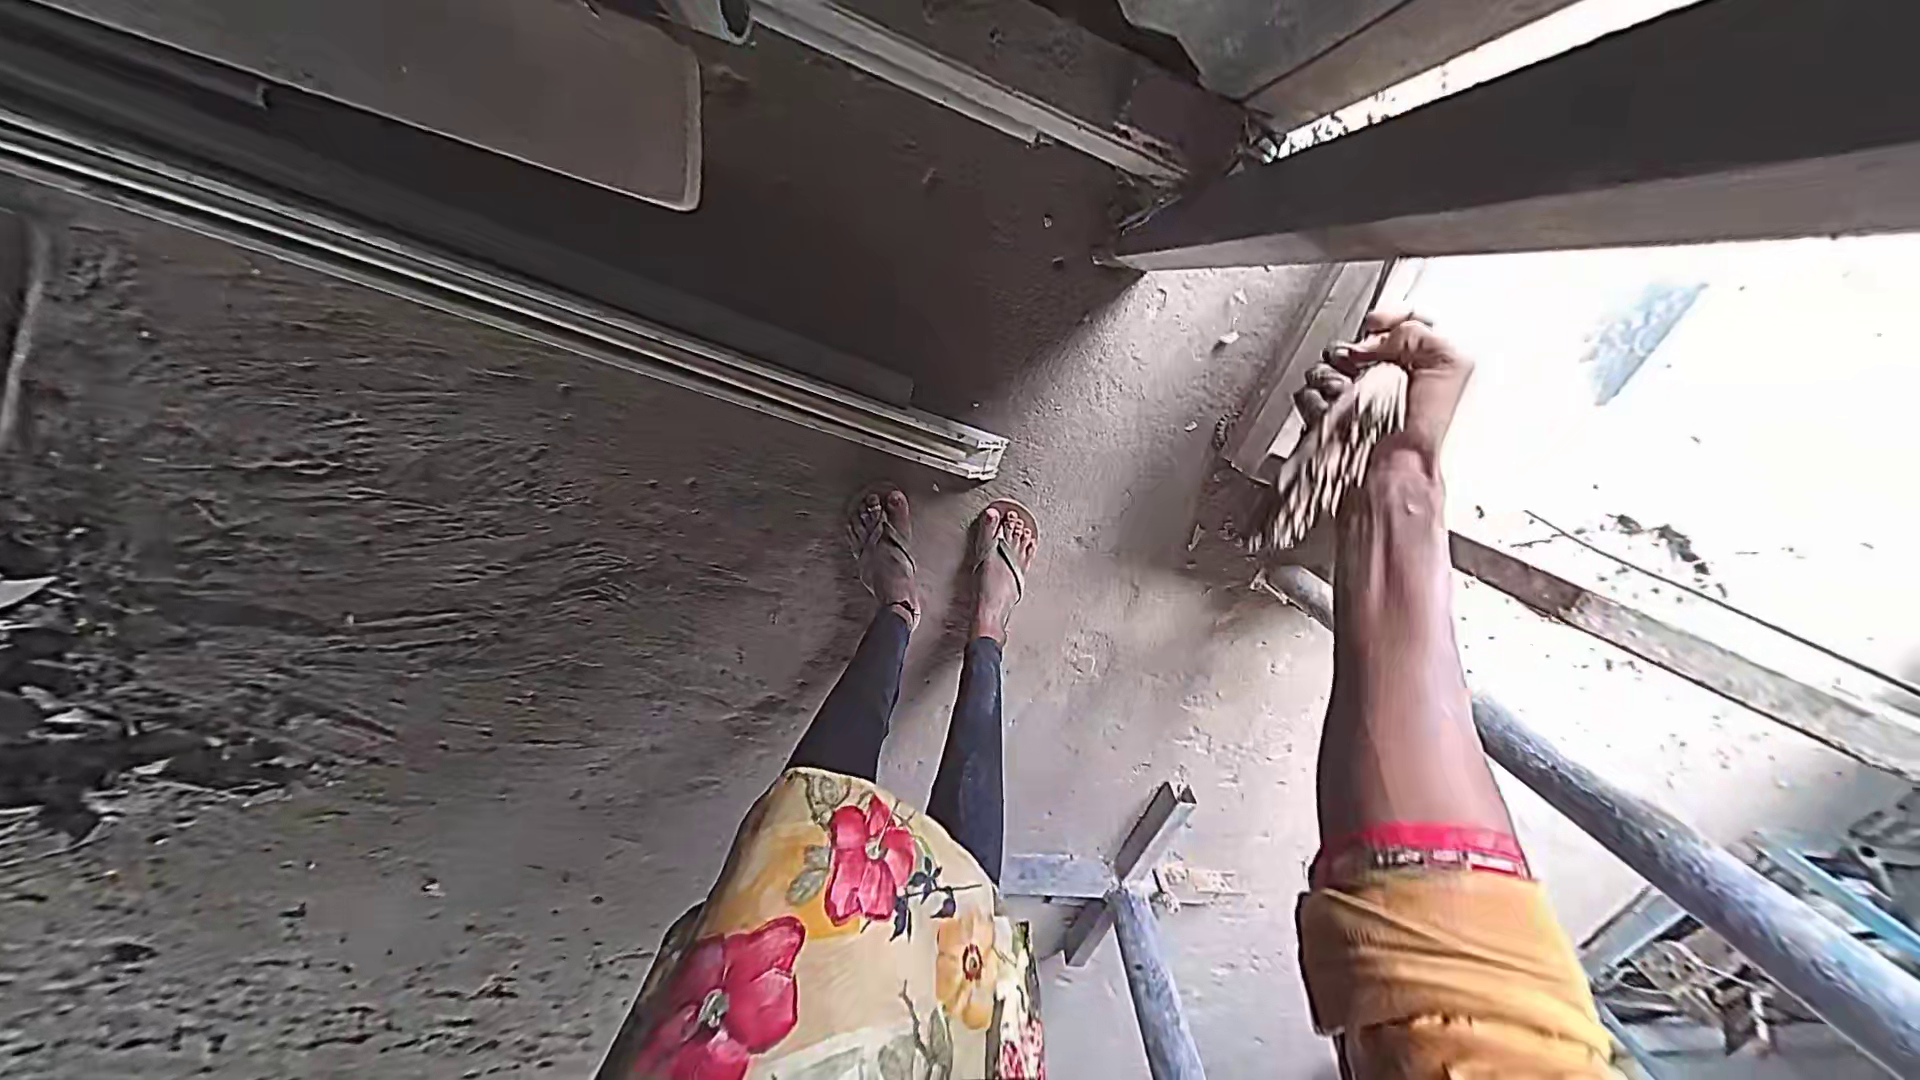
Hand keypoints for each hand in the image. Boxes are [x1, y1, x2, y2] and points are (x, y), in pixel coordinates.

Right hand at [1328, 309, 1472, 464]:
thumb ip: (1420, 333)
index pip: (1395, 322)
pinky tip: (1329, 409)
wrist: (1390, 469)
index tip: (1377, 324)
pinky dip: (1313, 400)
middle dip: (1350, 351)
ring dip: (1329, 377)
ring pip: (1323, 368)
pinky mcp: (1324, 417)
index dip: (1386, 317)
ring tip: (1343, 393)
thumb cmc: (1423, 429)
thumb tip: (1375, 337)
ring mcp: (1349, 399)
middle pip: (1351, 345)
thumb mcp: (1450, 364)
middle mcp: (1381, 379)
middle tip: (1358, 365)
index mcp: (1416, 362)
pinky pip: (1306, 396)